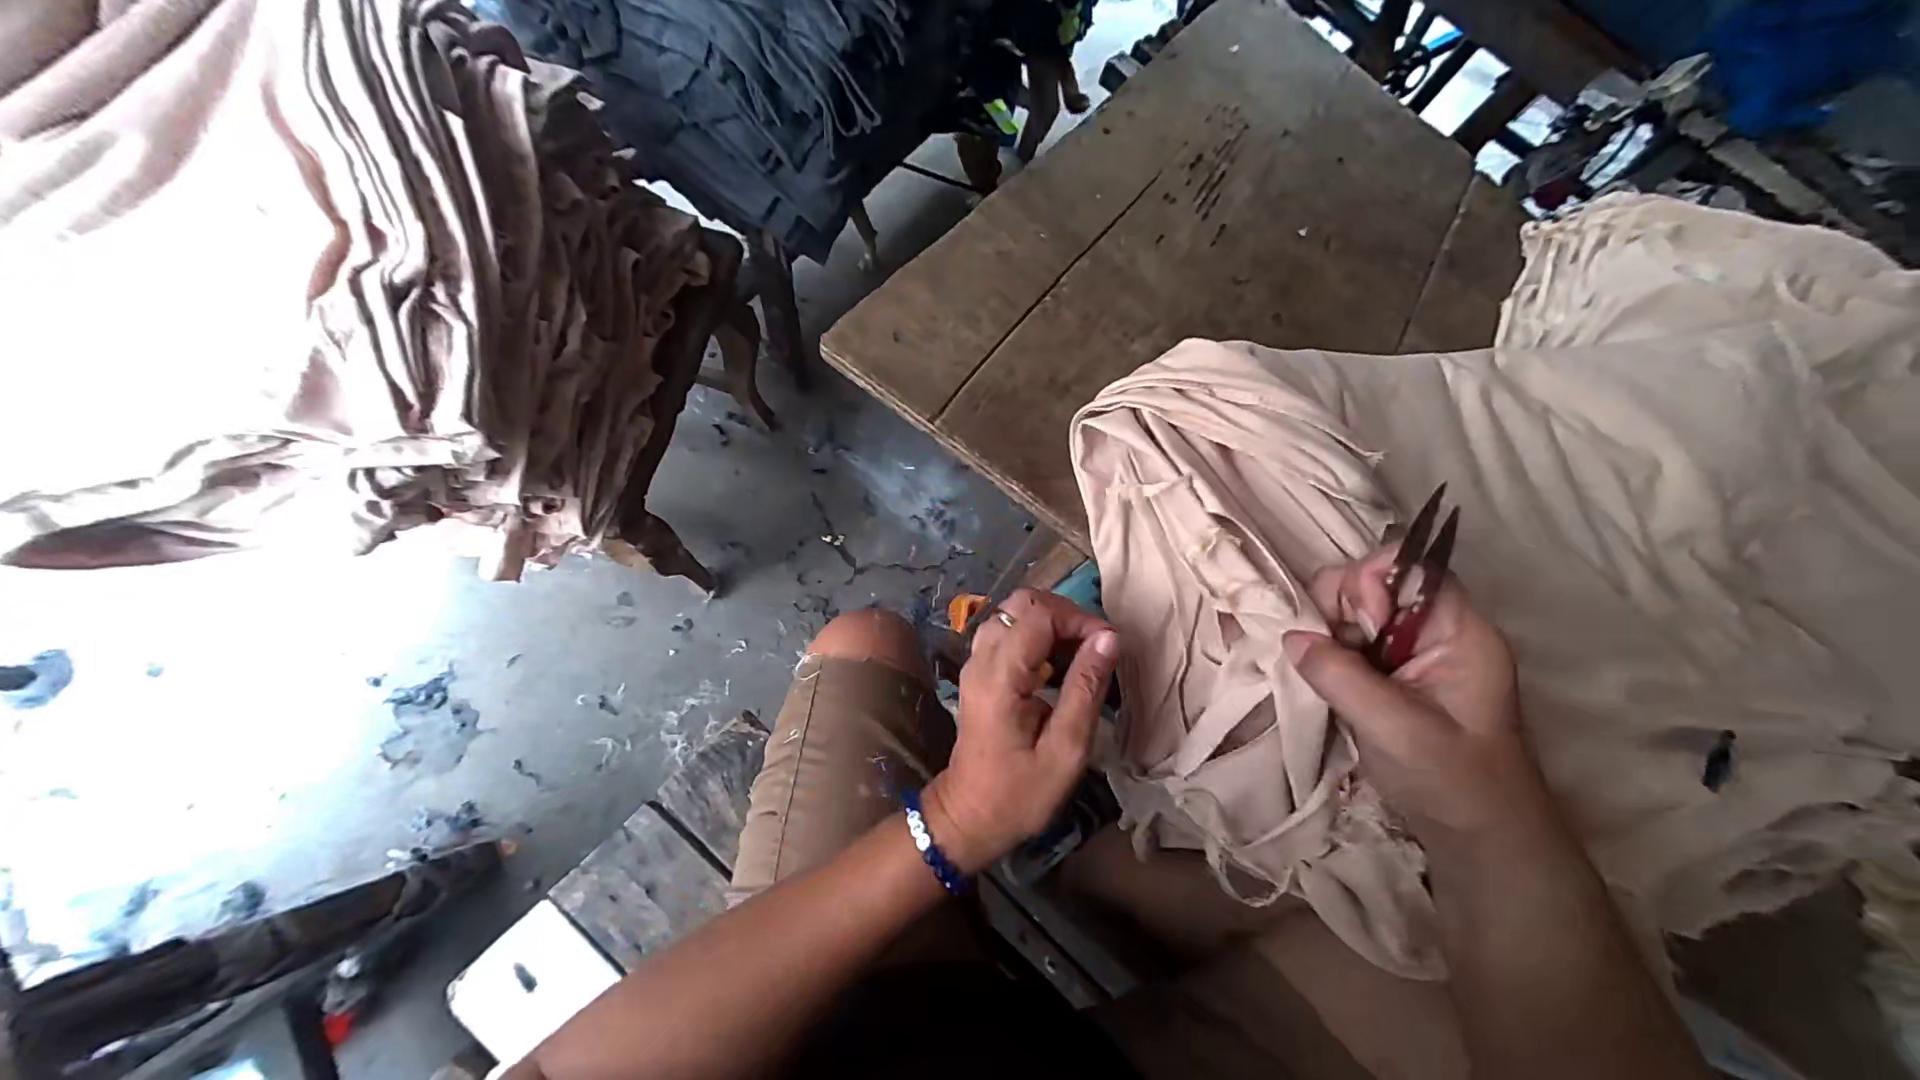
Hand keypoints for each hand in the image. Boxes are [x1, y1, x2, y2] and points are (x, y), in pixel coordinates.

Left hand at [922, 589, 1120, 872]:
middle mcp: (981, 660)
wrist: (969, 816)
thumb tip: (1109, 638)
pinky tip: (1059, 665)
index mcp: (999, 677)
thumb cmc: (1019, 794)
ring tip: (1081, 655)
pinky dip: (1038, 636)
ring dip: (1051, 624)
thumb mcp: (1065, 750)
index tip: (1107, 644)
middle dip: (1065, 614)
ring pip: (1014, 614)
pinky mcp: (979, 672)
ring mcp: (975, 663)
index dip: (1077, 618)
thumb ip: (1085, 689)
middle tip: (1095, 645)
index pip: (1037, 613)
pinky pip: (1008, 633)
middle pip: (1022, 603)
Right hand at [1284, 545, 1555, 848]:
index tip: (1353, 625)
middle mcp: (1432, 631)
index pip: (1411, 569)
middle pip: (1372, 584)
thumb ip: (1341, 677)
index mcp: (1458, 632)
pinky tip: (1319, 678)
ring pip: (1350, 611)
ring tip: (1323, 674)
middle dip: (1337, 608)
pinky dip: (1323, 651)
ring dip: (1325, 632)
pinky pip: (1344, 640)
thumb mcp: (1397, 729)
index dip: (1371, 582)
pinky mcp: (1385, 672)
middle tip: (1327, 653)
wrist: (1477, 838)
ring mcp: (1407, 652)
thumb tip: (1291, 637)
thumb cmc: (1454, 782)